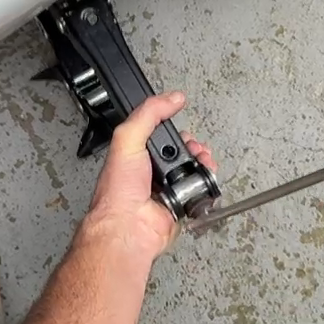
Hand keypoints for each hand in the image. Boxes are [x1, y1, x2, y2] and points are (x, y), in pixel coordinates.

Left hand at [81, 91, 215, 262]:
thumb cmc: (118, 191)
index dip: (170, 124)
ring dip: (201, 162)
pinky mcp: (180, 204)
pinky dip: (204, 184)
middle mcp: (149, 171)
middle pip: (179, 151)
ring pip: (192, 170)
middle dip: (192, 145)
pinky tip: (202, 179)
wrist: (129, 226)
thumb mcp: (128, 138)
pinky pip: (199, 191)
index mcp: (134, 155)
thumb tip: (172, 98)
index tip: (180, 118)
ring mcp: (166, 189)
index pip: (157, 132)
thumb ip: (148, 113)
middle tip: (193, 146)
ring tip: (201, 160)